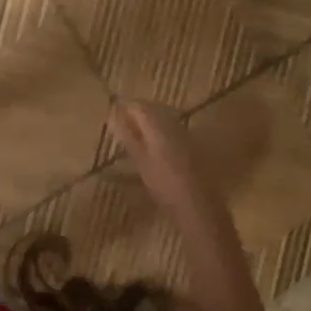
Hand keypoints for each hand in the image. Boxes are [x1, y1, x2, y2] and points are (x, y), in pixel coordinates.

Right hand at [108, 100, 214, 220]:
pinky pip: (172, 128)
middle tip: (121, 120)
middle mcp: (175, 125)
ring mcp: (186, 134)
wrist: (197, 205)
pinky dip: (160, 130)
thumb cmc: (163, 184)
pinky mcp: (193, 145)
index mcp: (159, 126)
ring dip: (149, 120)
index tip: (112, 110)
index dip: (125, 105)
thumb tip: (113, 115)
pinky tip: (153, 143)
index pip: (139, 105)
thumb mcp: (140, 160)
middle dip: (137, 111)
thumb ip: (127, 136)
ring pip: (164, 118)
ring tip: (134, 132)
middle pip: (153, 108)